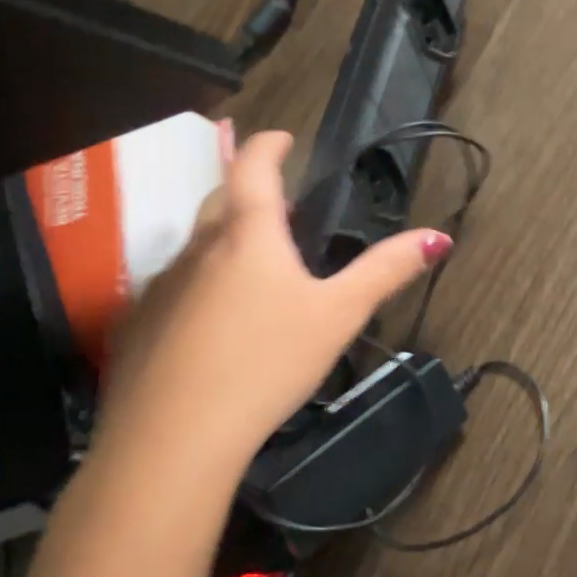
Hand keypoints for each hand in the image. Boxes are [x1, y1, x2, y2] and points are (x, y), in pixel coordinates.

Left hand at [98, 130, 451, 465]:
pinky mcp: (137, 326)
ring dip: (223, 239)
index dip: (268, 146)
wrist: (172, 439)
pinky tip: (215, 323)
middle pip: (220, 201)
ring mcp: (161, 287)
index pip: (253, 169)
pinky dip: (198, 284)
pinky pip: (173, 287)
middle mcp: (198, 249)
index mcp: (248, 236)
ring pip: (195, 245)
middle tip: (278, 205)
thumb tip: (439, 236)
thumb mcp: (340, 315)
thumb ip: (386, 271)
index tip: (281, 137)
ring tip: (253, 265)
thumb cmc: (266, 363)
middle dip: (246, 190)